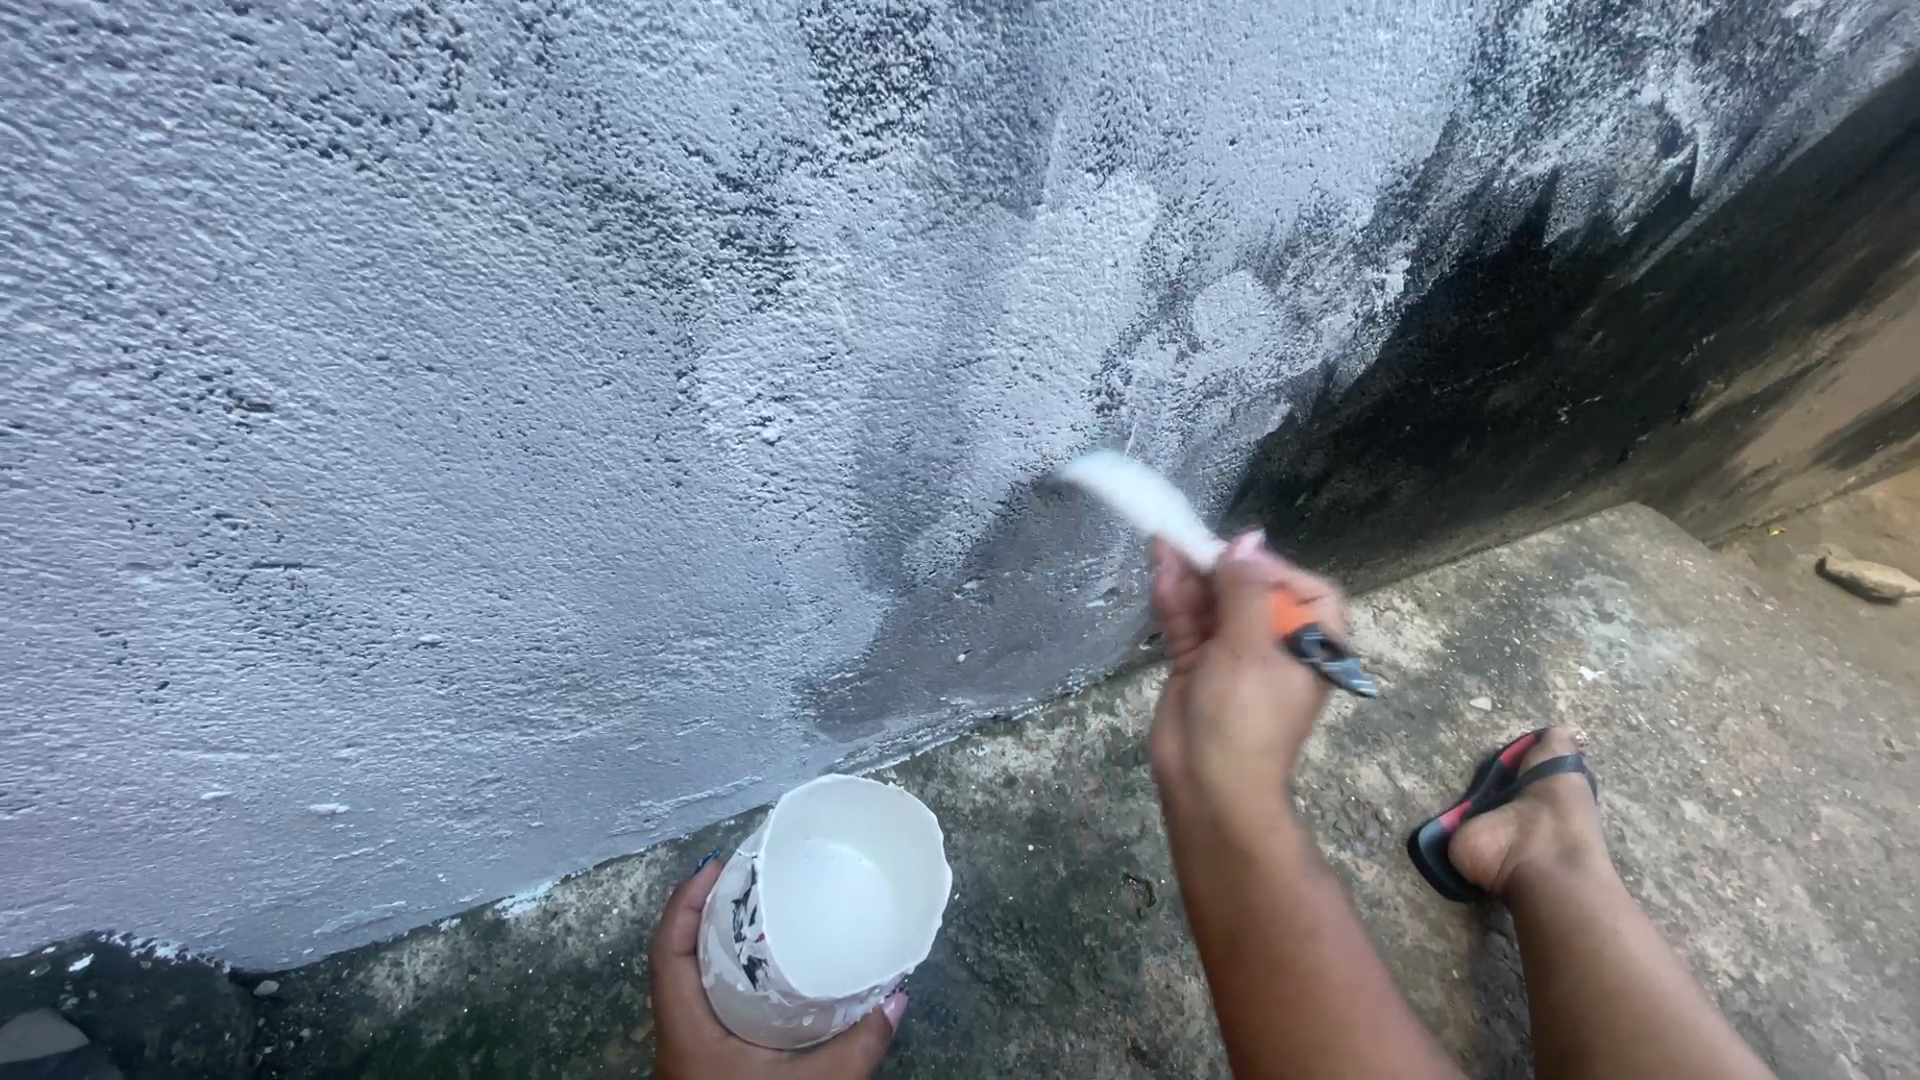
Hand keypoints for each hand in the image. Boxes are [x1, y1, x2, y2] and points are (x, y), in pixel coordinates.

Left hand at [649, 859, 907, 1079]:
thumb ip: (858, 1045)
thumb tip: (900, 994)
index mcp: (687, 1030)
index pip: (666, 951)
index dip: (683, 902)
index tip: (716, 864)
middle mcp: (678, 1034)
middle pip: (674, 956)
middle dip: (704, 909)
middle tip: (747, 876)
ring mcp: (688, 1049)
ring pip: (687, 978)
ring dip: (711, 938)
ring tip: (755, 909)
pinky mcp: (703, 1061)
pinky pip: (703, 998)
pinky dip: (723, 969)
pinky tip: (760, 966)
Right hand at [1147, 530, 1347, 827]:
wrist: (1208, 785)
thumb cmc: (1245, 718)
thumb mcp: (1250, 650)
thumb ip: (1245, 591)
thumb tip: (1246, 539)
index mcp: (1310, 647)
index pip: (1305, 592)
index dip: (1272, 569)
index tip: (1237, 558)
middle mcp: (1273, 646)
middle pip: (1248, 592)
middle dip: (1217, 568)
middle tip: (1186, 540)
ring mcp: (1232, 655)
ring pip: (1212, 605)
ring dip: (1189, 579)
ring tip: (1162, 546)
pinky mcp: (1197, 665)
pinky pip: (1189, 625)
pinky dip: (1175, 603)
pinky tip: (1160, 575)